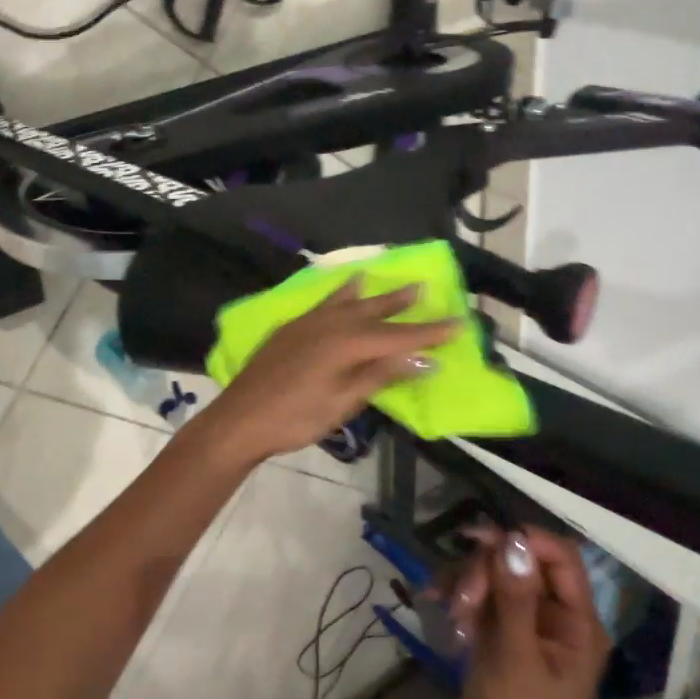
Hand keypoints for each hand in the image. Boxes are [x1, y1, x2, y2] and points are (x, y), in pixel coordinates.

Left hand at [207, 281, 456, 459]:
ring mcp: (306, 323)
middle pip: (372, 311)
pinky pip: (324, 303)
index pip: (398, 336)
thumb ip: (381, 375)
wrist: (241, 417)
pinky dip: (339, 294)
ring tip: (385, 281)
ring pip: (346, 302)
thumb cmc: (297, 417)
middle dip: (400, 302)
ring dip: (370, 294)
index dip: (428, 332)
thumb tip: (423, 360)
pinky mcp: (290, 328)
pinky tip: (343, 291)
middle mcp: (329, 324)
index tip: (458, 322)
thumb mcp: (344, 401)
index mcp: (347, 343)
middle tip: (424, 286)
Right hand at [458, 528, 610, 698]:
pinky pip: (478, 594)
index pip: (560, 556)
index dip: (525, 540)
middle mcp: (554, 614)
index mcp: (576, 621)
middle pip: (519, 562)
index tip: (482, 542)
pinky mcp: (498, 629)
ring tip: (451, 613)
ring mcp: (524, 620)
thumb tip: (514, 539)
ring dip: (466, 583)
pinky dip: (457, 595)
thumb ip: (515, 597)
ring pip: (493, 574)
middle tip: (461, 598)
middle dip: (484, 571)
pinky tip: (440, 606)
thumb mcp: (517, 658)